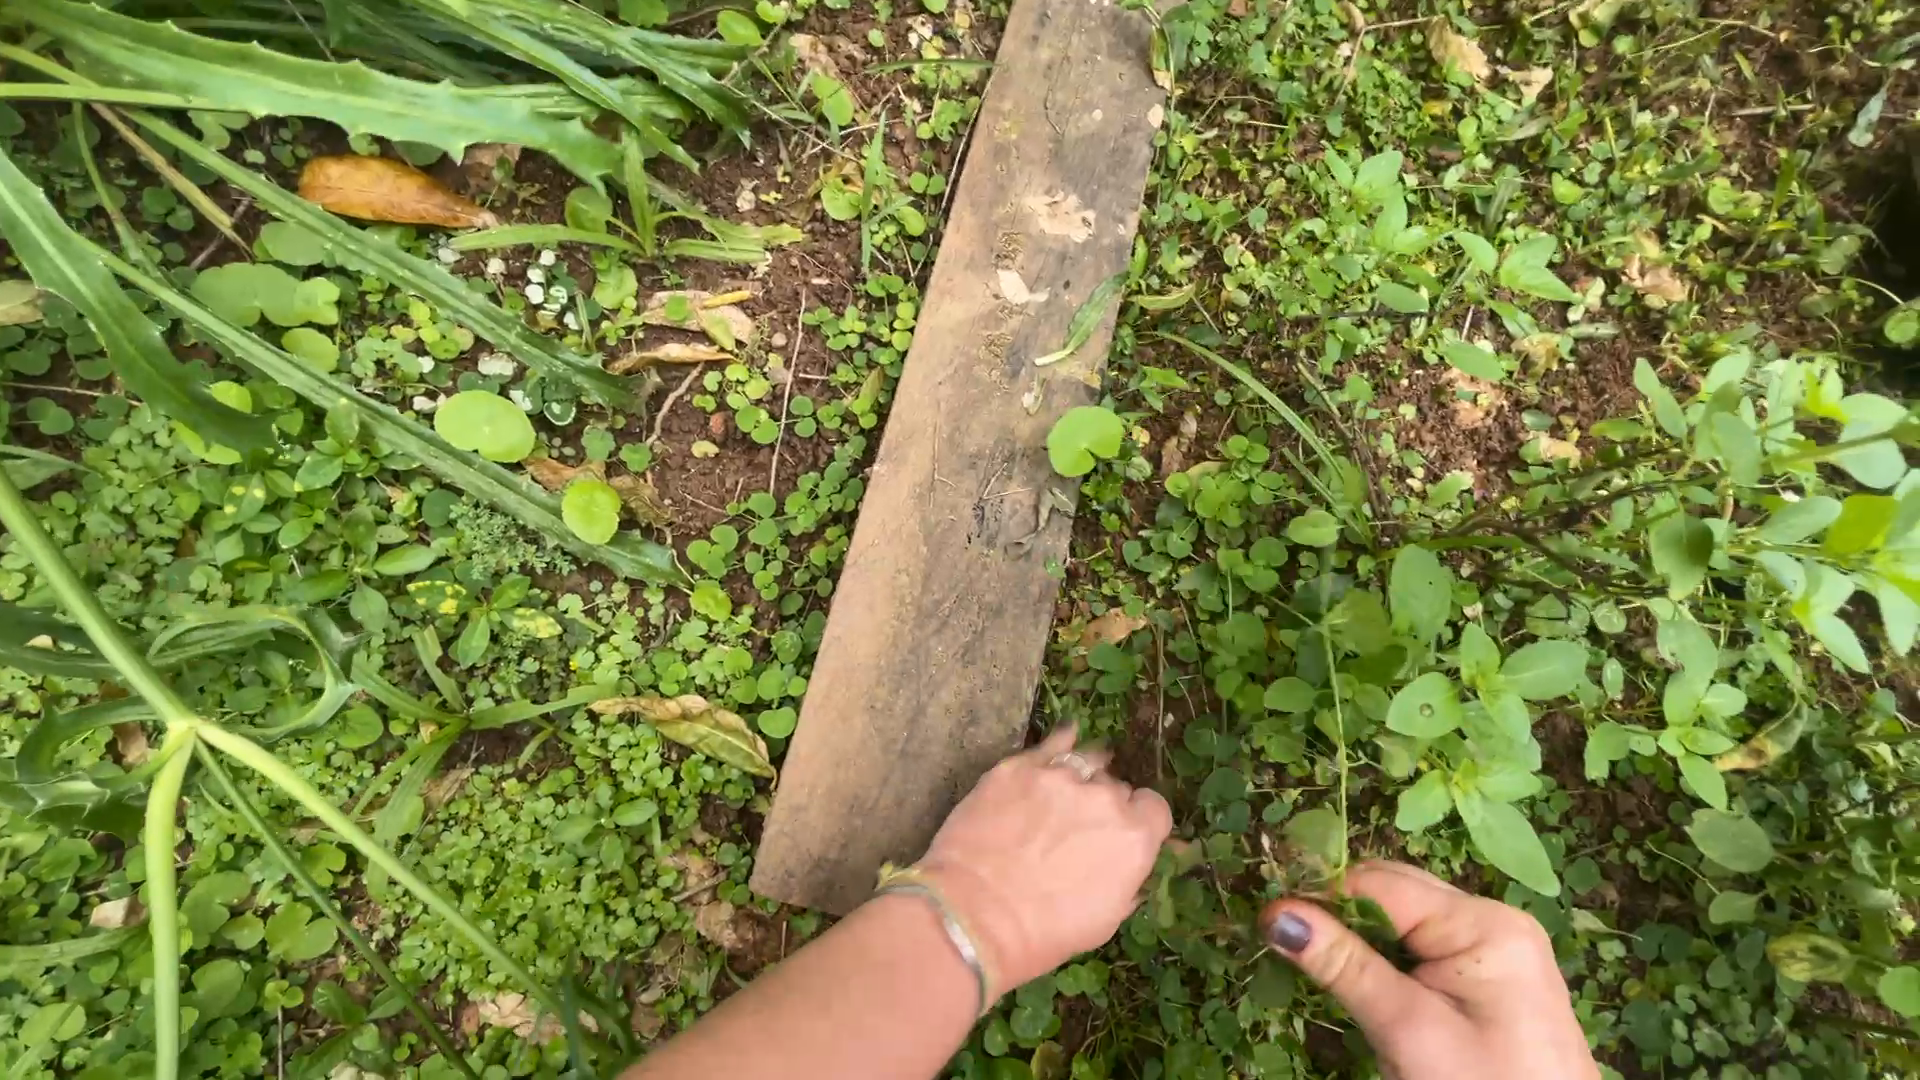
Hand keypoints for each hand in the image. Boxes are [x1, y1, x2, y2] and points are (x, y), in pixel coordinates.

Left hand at [915, 725, 1171, 999]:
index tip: (1124, 832)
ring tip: (1065, 793)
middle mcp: (1102, 798)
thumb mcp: (1105, 918)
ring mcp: (1058, 777)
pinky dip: (1059, 744)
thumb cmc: (1044, 933)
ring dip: (1081, 777)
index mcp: (1133, 838)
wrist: (975, 915)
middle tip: (1078, 830)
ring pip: (1084, 763)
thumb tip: (1137, 858)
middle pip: (1114, 788)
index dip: (1140, 820)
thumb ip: (1129, 877)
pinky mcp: (1017, 767)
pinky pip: (1049, 746)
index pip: (1154, 808)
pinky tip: (1065, 737)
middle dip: (1103, 805)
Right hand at [1259, 861, 1598, 1079]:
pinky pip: (1417, 942)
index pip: (1377, 884)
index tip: (1271, 922)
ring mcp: (1493, 945)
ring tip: (1321, 963)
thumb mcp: (1407, 1030)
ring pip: (1397, 915)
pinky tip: (1362, 980)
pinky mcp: (1487, 973)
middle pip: (1387, 891)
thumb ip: (1342, 964)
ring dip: (1355, 935)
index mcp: (1482, 923)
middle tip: (1289, 943)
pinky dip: (1381, 954)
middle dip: (1337, 913)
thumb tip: (1273, 913)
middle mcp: (1489, 918)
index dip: (1320, 897)